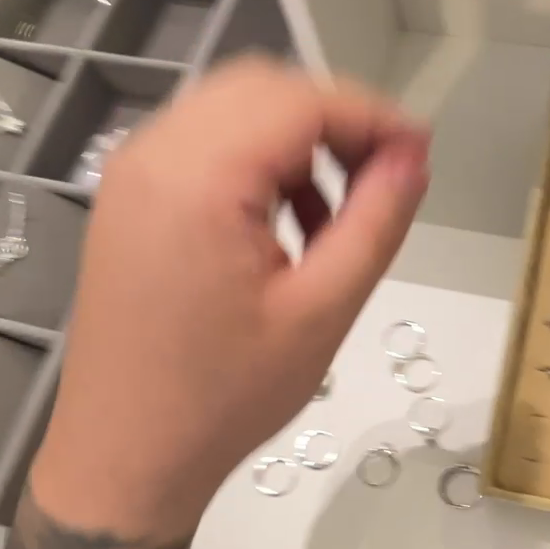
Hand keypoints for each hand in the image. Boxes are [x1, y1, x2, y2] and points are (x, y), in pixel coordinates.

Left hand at [31, 58, 430, 534]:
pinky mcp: (127, 204)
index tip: (422, 154)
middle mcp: (153, 153)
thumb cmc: (229, 396)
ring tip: (337, 217)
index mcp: (198, 175)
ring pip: (231, 116)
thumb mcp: (322, 311)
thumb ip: (375, 223)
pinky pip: (202, 152)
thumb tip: (414, 158)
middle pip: (262, 91)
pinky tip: (285, 230)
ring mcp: (131, 176)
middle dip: (335, 122)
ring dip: (296, 146)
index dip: (373, 116)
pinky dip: (256, 168)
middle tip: (385, 178)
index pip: (301, 101)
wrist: (127, 457)